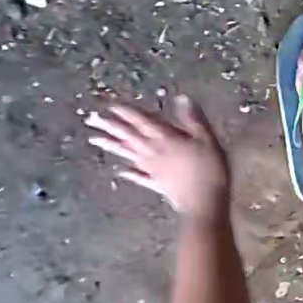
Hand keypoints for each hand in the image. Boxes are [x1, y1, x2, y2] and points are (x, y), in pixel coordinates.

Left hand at [86, 96, 230, 222]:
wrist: (203, 204)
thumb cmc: (209, 169)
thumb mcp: (207, 140)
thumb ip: (194, 119)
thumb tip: (182, 98)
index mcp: (166, 139)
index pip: (144, 122)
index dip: (129, 113)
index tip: (111, 105)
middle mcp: (154, 152)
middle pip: (130, 137)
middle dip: (112, 127)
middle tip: (93, 120)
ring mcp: (153, 170)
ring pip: (129, 154)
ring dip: (112, 146)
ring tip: (95, 140)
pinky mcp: (157, 184)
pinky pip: (139, 177)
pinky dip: (129, 173)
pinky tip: (120, 171)